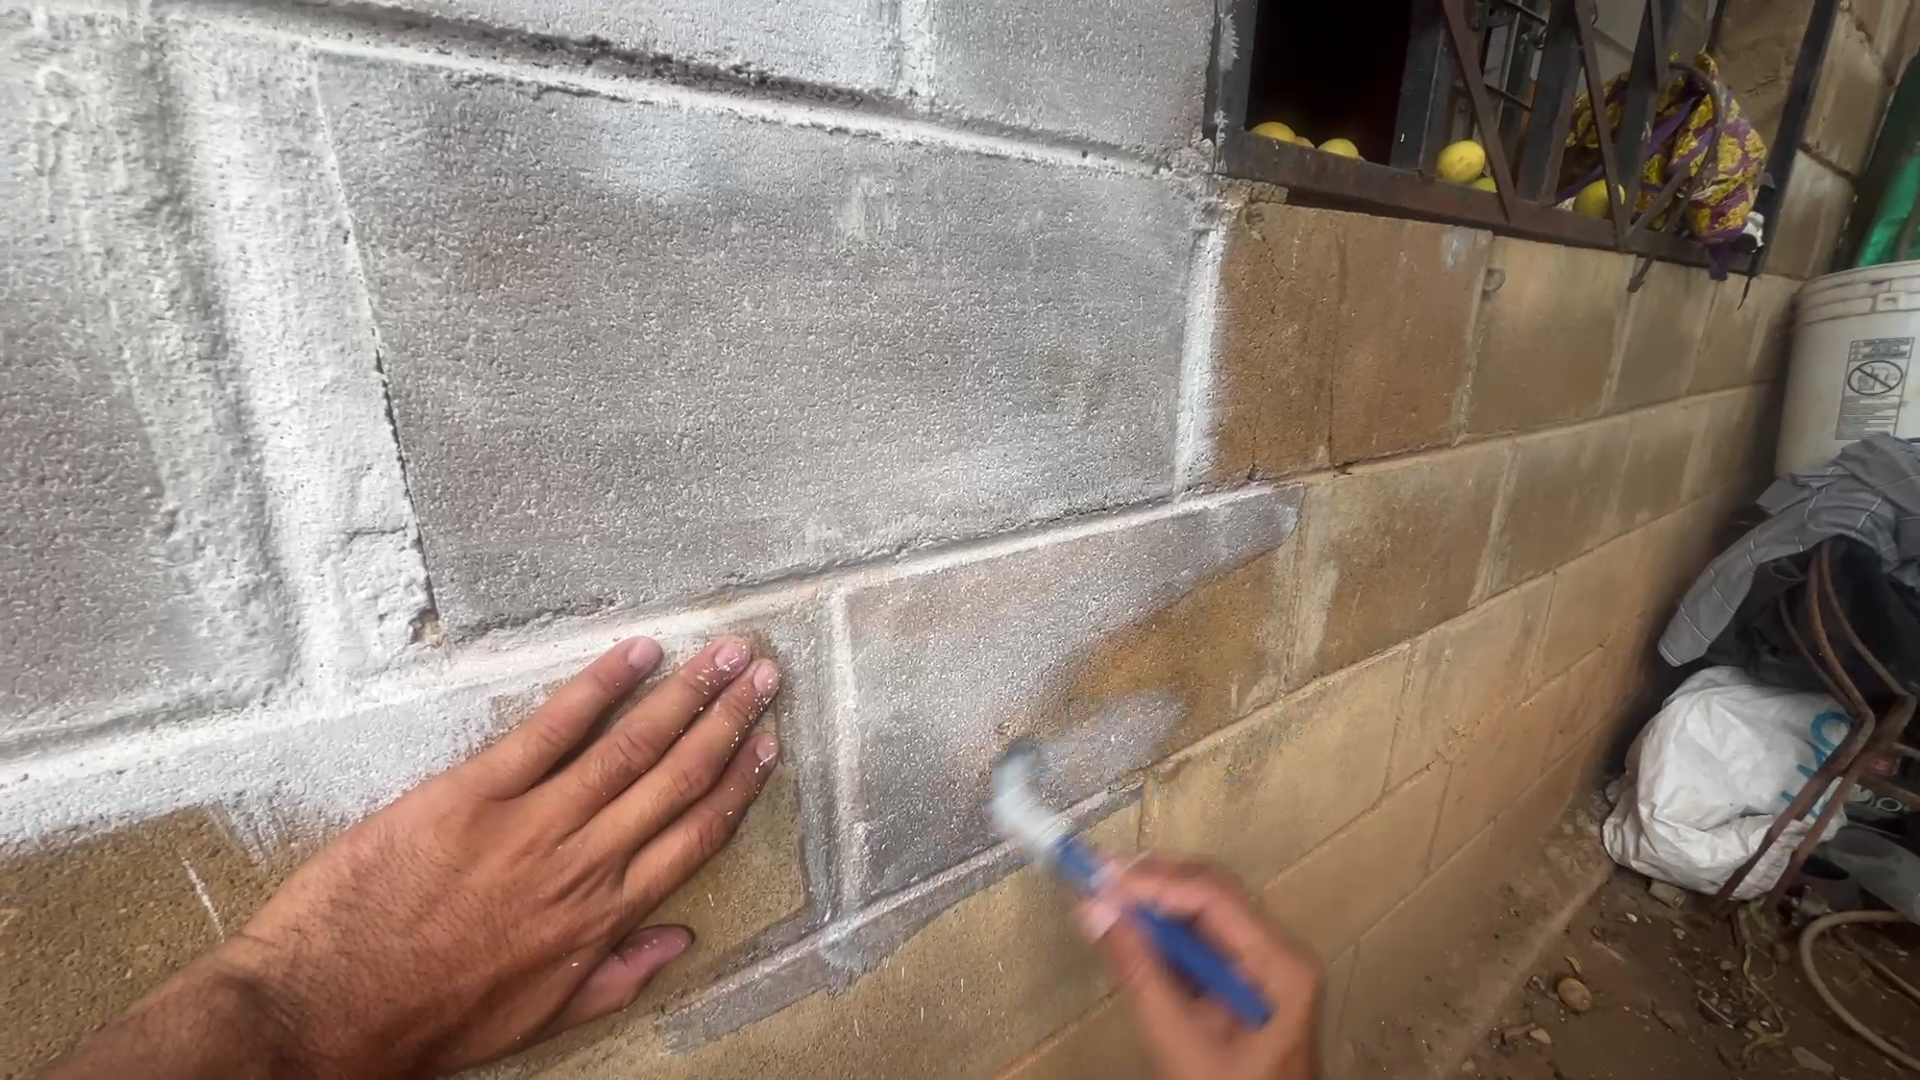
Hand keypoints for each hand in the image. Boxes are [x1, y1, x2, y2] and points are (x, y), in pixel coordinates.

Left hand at [49, 636, 782, 1079]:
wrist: (310, 1020)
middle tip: (765, 675)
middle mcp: (587, 859)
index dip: (740, 783)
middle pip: (679, 776)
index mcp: (605, 913)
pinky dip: (599, 687)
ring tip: (725, 654)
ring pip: (631, 745)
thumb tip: (685, 940)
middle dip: (730, 720)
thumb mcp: (540, 1018)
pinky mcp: (476, 791)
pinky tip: (637, 653)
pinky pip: (551, 730)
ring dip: (685, 694)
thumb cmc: (432, 1017)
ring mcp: (535, 820)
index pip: (696, 834)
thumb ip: (617, 976)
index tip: (770, 742)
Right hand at [1082, 856, 1322, 1079]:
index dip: (1154, 882)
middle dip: (1152, 880)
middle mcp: (1279, 950)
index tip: (1101, 880)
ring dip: (1153, 899)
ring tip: (1106, 895)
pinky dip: (1161, 927)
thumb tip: (1093, 907)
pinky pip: (1200, 934)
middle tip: (1098, 876)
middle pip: (1211, 889)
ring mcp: (1265, 962)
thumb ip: (1139, 973)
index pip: (1214, 897)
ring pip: (1203, 905)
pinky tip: (1129, 926)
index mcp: (1282, 965)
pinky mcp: (1244, 975)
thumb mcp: (1181, 1043)